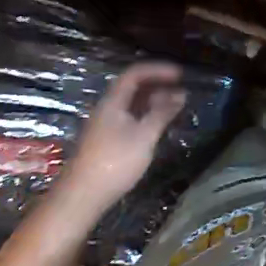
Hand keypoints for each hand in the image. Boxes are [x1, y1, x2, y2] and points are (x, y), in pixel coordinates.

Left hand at [56, 62, 187, 207]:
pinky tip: (157, 126)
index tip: (180, 74)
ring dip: (153, 102)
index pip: (135, 74)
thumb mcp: (144, 136)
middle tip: (181, 90)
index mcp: (113, 102)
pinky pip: (129, 118)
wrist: (83, 195)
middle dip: (158, 85)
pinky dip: (146, 116)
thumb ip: (161, 113)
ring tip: (175, 107)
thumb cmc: (115, 162)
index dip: (157, 70)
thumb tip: (179, 94)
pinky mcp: (106, 141)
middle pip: (132, 88)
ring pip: (131, 105)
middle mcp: (107, 109)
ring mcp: (105, 125)